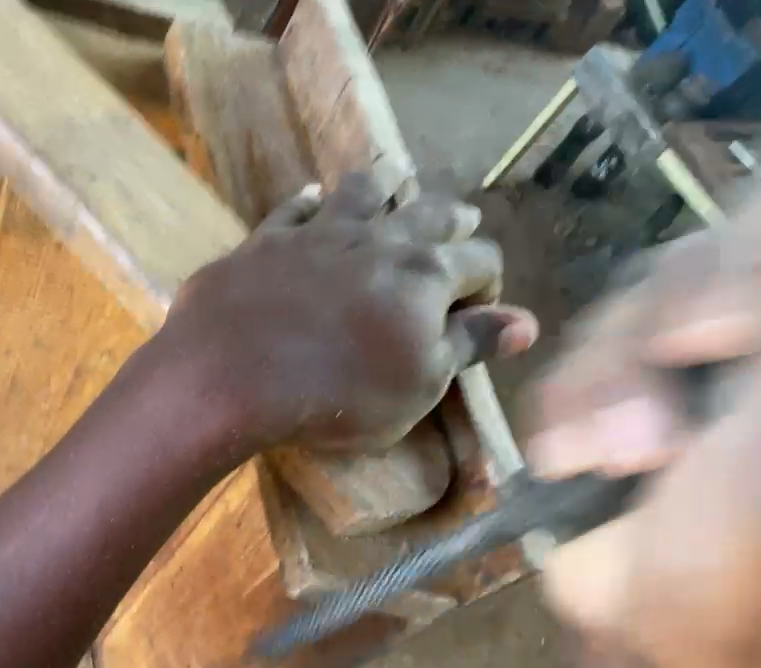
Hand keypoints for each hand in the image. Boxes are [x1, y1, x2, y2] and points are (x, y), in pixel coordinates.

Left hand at [155, 173, 537, 451]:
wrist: (232, 376)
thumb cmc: (338, 394)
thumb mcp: (418, 385)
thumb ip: (469, 346)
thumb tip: (527, 323)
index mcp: (425, 276)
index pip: (478, 262)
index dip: (487, 282)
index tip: (480, 305)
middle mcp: (378, 239)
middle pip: (428, 214)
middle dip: (450, 219)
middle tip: (460, 220)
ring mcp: (316, 234)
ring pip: (361, 192)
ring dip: (383, 187)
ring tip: (392, 181)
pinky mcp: (264, 242)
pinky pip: (293, 209)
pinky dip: (308, 202)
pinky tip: (310, 199)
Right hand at [529, 224, 760, 667]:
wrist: (647, 666)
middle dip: (699, 306)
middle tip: (680, 358)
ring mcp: (745, 369)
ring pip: (667, 287)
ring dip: (613, 375)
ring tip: (607, 457)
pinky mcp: (653, 392)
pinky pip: (602, 344)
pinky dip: (575, 402)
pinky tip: (577, 460)